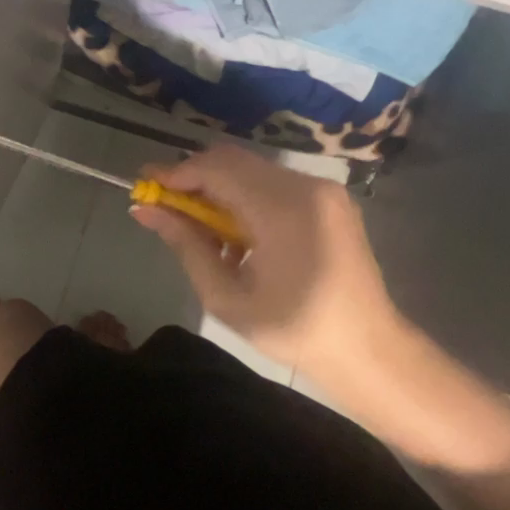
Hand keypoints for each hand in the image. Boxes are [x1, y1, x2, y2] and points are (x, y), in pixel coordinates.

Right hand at [132, 145, 402, 371]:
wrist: (367, 348)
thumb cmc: (294, 329)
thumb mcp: (227, 296)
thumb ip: (186, 244)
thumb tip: (145, 210)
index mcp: (283, 209)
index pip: (216, 169)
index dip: (174, 173)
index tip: (142, 185)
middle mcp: (307, 186)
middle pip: (233, 161)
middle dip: (193, 178)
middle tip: (162, 206)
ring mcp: (324, 190)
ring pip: (253, 170)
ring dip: (218, 188)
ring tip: (197, 229)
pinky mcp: (331, 200)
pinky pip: (275, 184)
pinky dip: (245, 197)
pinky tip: (235, 235)